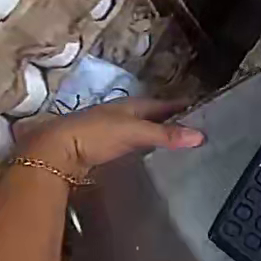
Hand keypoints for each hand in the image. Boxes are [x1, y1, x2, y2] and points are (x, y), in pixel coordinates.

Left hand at [18, 97, 203, 176]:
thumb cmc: (96, 134)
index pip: (164, 104)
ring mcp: (112, 131)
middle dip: (173, 121)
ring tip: (180, 145)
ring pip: (143, 130)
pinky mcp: (105, 148)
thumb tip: (201, 136)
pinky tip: (152, 156)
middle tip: (196, 130)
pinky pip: (134, 145)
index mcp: (131, 105)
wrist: (56, 152)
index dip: (182, 106)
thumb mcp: (135, 132)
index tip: (204, 112)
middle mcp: (123, 114)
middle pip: (154, 116)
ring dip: (159, 135)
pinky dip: (147, 147)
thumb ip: (166, 135)